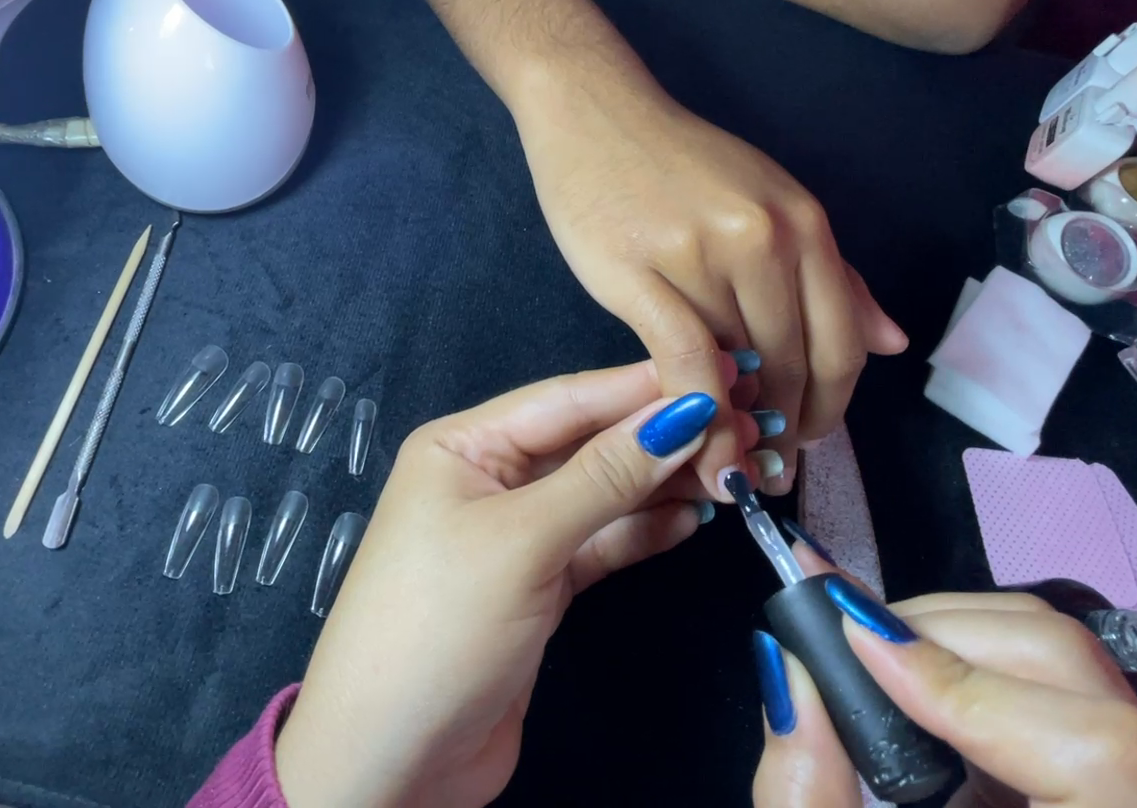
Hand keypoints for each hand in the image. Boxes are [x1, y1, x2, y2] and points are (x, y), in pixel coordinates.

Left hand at [275, 360, 754, 807]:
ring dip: (662, 481)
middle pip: (588, 441)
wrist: (392, 760)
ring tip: (734, 469)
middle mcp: (489, 475)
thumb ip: (604, 477)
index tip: (721, 376)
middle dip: (660, 434)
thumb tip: (684, 416)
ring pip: (601, 490)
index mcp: (464, 443)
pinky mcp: (540, 582)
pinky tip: (695, 516)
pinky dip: (644, 529)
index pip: (567, 399)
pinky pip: (601, 540)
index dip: (643, 386)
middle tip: (745, 428)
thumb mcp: (521, 540)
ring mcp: (517, 531)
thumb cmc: (441, 625)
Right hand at [518, 91, 904, 498]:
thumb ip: (832, 273)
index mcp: (805, 224)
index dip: (830, 408)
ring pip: (738, 369)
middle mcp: (767, 240)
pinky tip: (692, 437)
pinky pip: (684, 359)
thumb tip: (890, 340)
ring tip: (724, 456)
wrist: (593, 114)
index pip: (840, 343)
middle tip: (762, 465)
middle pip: (793, 365)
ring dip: (738, 426)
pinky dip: (697, 408)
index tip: (806, 441)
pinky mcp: (641, 274)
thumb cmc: (675, 162)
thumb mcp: (768, 202)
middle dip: (784, 428)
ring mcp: (704, 256)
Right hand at [751, 570, 1136, 806]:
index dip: (968, 683)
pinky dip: (964, 650)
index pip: (1101, 757)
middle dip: (944, 632)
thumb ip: (801, 796)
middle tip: (846, 643)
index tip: (856, 646)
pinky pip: (1048, 678)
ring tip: (869, 659)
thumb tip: (782, 665)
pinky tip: (904, 677)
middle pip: (1082, 677)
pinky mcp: (1103, 783)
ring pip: (1069, 660)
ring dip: (951, 630)